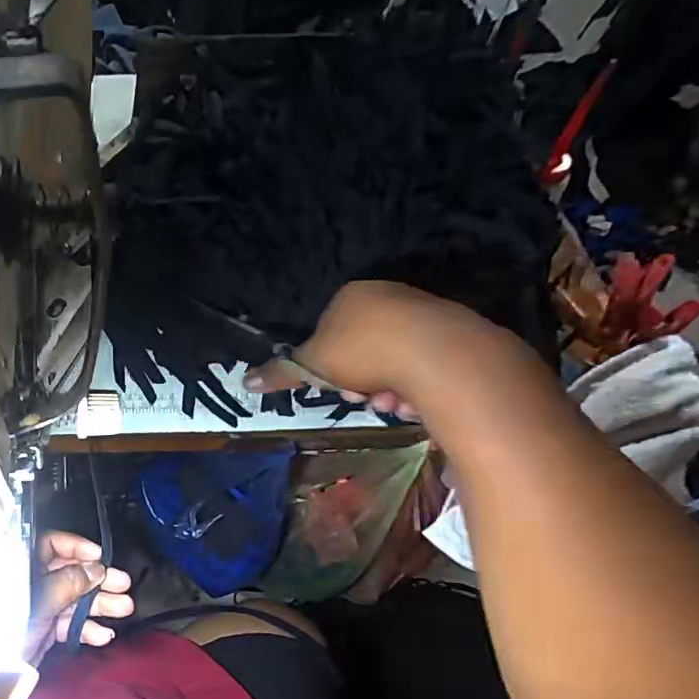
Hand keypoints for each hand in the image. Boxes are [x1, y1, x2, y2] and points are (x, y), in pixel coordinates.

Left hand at [28, 531, 133, 662]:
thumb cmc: (4, 629)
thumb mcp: (39, 601)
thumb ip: (69, 582)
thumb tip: (95, 568)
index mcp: (20, 568)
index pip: (50, 545)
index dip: (77, 548)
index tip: (100, 558)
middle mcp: (29, 583)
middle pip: (68, 572)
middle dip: (97, 580)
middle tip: (122, 585)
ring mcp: (37, 606)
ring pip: (73, 599)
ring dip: (99, 604)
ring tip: (123, 609)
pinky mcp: (43, 629)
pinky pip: (68, 623)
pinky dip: (85, 628)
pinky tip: (102, 634)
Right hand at [243, 281, 517, 419]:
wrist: (436, 354)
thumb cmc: (362, 352)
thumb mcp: (312, 365)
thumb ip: (281, 373)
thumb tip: (245, 380)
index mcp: (353, 296)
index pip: (330, 333)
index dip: (328, 366)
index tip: (333, 388)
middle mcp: (389, 297)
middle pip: (363, 351)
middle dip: (360, 383)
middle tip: (362, 398)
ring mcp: (424, 315)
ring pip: (394, 364)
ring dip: (387, 392)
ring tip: (392, 402)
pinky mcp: (453, 336)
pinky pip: (424, 368)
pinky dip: (416, 388)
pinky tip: (417, 400)